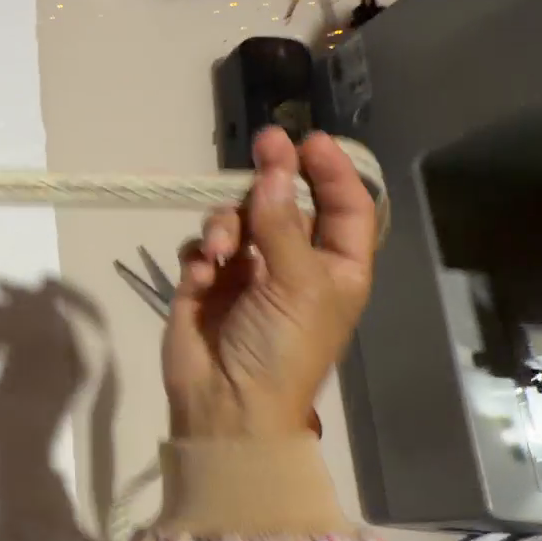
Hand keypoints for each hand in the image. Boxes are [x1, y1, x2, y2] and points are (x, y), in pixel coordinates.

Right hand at [164, 128, 376, 438]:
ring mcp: (243, 274)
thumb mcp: (296, 284)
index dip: (330, 172)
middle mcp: (291, 264)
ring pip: (234, 222)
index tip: (307, 141)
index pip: (344, 207)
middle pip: (282, 205)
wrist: (226, 399)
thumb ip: (281, 226)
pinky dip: (198, 256)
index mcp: (335, 267)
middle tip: (260, 147)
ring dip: (224, 226)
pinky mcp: (201, 285)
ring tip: (217, 253)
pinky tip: (199, 274)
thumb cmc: (282, 348)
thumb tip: (272, 174)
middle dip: (270, 181)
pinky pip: (198, 250)